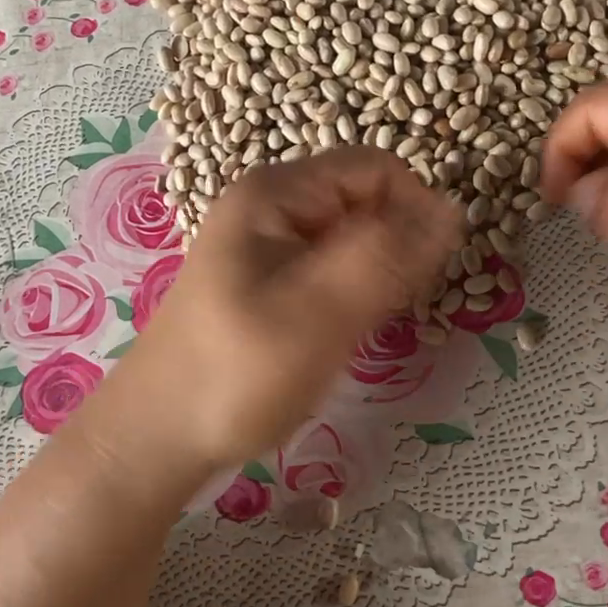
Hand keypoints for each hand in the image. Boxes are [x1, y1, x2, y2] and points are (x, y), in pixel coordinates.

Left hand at [120, 147, 463, 470]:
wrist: (156, 439)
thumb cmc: (235, 375)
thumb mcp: (317, 314)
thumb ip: (385, 258)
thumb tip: (451, 210)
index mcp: (275, 193)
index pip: (375, 168)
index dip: (416, 208)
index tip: (431, 268)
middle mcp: (270, 206)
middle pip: (364, 199)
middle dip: (395, 245)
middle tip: (394, 307)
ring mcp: (266, 244)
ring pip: (351, 238)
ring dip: (375, 274)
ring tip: (364, 325)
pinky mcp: (267, 281)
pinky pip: (330, 268)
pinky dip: (351, 294)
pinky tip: (342, 333)